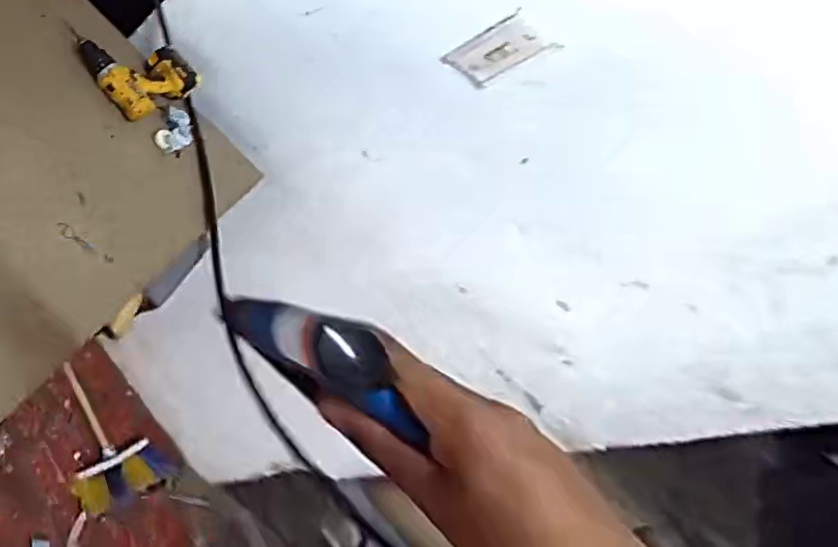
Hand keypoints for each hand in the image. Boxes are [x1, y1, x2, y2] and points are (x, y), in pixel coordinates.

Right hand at [318, 338, 640, 546]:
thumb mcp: (431, 497)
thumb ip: (377, 442)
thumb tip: (331, 403)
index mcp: (462, 412)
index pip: (384, 353)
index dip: (338, 344)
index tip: (301, 339)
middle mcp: (492, 407)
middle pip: (410, 376)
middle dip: (375, 390)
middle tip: (346, 410)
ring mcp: (519, 426)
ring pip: (440, 398)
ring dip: (409, 412)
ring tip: (405, 454)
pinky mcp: (536, 446)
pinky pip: (473, 418)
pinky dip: (443, 427)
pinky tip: (445, 464)